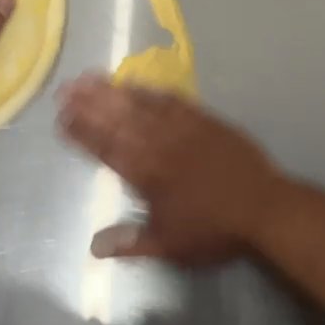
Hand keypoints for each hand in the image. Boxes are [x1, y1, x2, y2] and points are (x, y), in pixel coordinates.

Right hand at [57, 74, 285, 265]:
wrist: (263, 207)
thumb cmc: (214, 230)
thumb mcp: (169, 245)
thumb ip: (130, 242)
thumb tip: (93, 247)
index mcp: (146, 174)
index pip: (106, 149)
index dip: (81, 134)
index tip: (61, 120)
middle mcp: (158, 144)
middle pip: (117, 120)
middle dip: (88, 104)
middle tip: (64, 89)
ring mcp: (182, 128)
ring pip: (140, 104)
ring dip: (112, 91)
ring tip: (89, 78)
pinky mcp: (204, 119)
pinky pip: (171, 100)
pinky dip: (149, 90)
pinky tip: (134, 82)